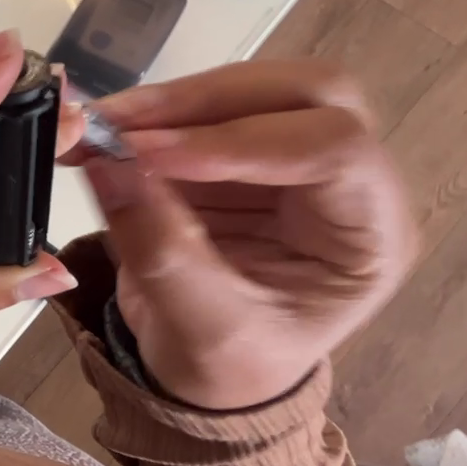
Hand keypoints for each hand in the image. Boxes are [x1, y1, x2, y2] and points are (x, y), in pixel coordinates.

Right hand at [71, 61, 417, 410]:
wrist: (206, 375)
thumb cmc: (225, 365)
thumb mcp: (196, 322)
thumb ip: (158, 246)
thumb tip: (108, 164)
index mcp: (368, 233)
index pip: (332, 149)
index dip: (239, 142)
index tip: (149, 155)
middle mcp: (343, 183)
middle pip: (304, 94)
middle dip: (205, 101)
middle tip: (120, 122)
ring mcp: (286, 163)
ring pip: (248, 90)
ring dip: (167, 104)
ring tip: (98, 126)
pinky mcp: (232, 158)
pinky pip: (195, 115)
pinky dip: (144, 119)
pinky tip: (98, 134)